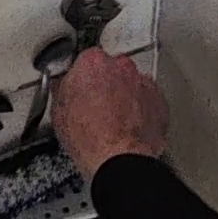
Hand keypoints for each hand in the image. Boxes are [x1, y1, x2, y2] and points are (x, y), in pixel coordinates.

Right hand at [51, 48, 168, 180]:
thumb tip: (63, 87)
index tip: (78, 87)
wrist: (119, 159)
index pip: (84, 59)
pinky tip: (128, 125)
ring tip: (112, 119)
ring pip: (130, 83)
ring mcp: (143, 84)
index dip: (80, 75)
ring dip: (123, 95)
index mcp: (92, 62)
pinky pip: (147, 100)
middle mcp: (121, 67)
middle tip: (94, 104)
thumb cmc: (89, 136)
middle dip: (104, 82)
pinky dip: (140, 108)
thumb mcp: (58, 109)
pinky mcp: (160, 102)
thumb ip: (63, 87)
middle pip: (110, 68)